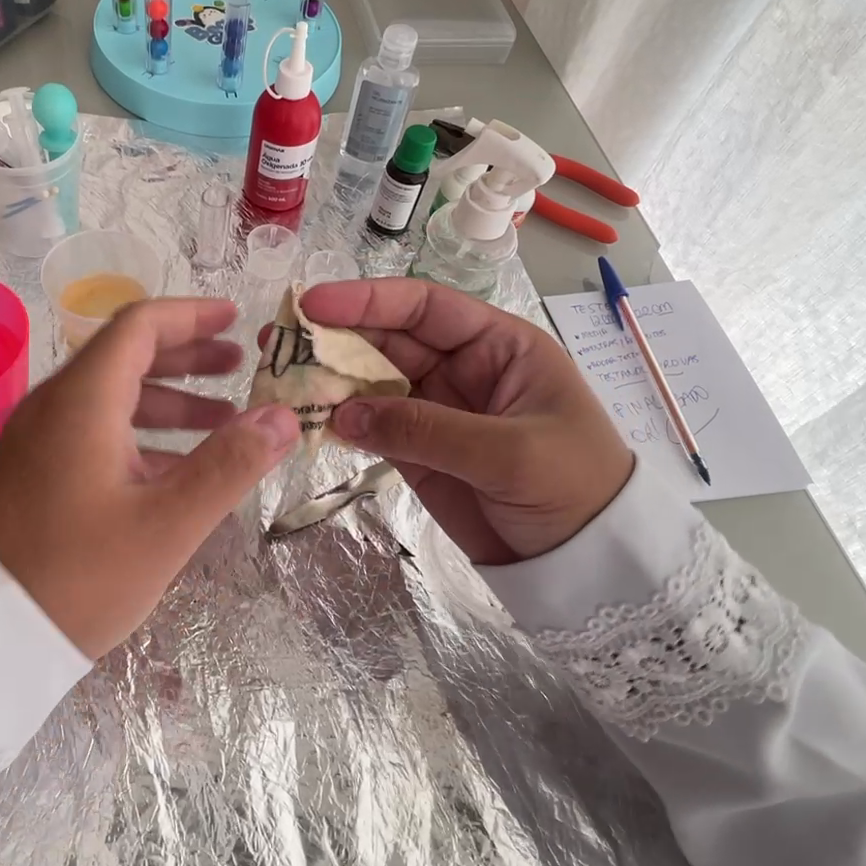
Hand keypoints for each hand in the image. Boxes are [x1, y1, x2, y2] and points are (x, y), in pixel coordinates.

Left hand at [0, 298, 298, 658]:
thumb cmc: (77, 575)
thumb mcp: (166, 524)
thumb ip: (229, 466)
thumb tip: (282, 418)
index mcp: (83, 400)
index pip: (139, 326)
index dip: (191, 316)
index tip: (235, 320)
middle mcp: (55, 406)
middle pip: (126, 357)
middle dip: (187, 357)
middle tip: (239, 368)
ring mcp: (39, 440)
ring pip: (112, 398)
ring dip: (170, 401)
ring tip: (224, 421)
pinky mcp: (34, 473)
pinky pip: (95, 432)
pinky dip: (142, 435)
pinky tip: (177, 468)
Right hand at [298, 279, 633, 565]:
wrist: (589, 565)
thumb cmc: (574, 489)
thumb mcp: (510, 452)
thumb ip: (426, 429)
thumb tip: (343, 414)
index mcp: (498, 346)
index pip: (425, 307)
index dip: (368, 300)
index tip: (313, 304)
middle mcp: (462, 370)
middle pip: (387, 341)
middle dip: (334, 339)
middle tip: (276, 343)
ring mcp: (436, 412)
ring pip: (370, 384)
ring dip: (327, 381)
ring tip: (276, 380)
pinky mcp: (418, 453)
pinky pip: (369, 428)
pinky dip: (336, 424)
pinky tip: (302, 420)